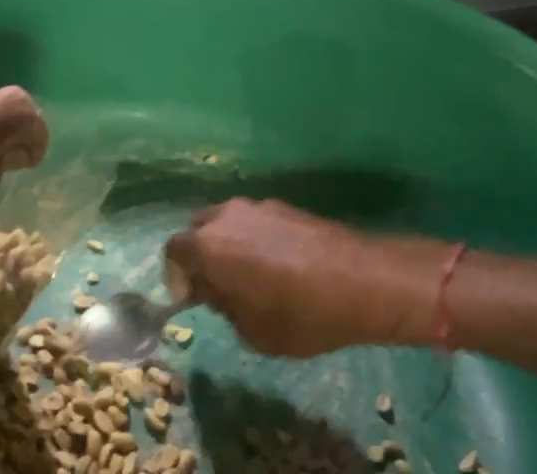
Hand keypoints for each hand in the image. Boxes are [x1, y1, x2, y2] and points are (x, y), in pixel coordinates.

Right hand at [166, 199, 448, 357]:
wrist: (363, 282)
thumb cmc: (301, 316)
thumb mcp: (252, 332)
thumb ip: (223, 307)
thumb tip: (217, 291)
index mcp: (208, 245)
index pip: (173, 251)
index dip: (177, 276)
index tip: (193, 298)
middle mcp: (226, 216)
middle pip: (198, 230)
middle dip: (201, 256)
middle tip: (218, 285)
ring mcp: (257, 206)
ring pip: (228, 222)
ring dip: (229, 244)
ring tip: (251, 274)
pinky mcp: (285, 205)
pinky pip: (255, 221)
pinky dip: (255, 238)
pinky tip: (278, 264)